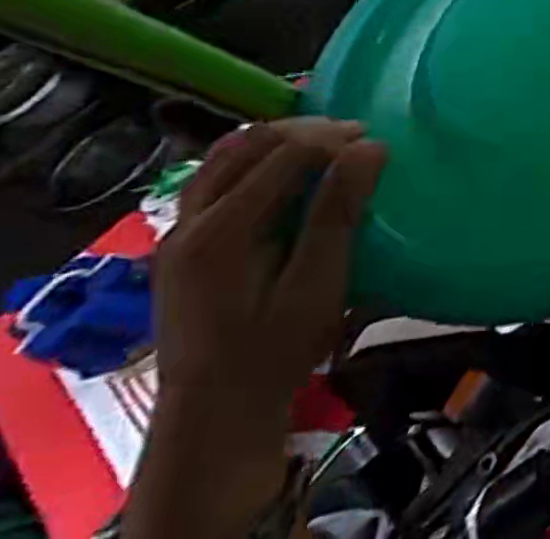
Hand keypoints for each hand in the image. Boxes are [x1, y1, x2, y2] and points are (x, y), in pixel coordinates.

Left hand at [153, 118, 386, 435]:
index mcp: (220, 232)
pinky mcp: (179, 245)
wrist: (214, 418)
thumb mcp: (317, 287)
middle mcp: (188, 221)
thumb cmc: (274, 354)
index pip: (281, 156)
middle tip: (351, 135)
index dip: (331, 139)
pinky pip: (213, 179)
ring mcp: (176, 232)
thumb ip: (339, 213)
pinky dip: (251, 161)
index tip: (373, 138)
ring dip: (274, 140)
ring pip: (223, 157)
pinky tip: (279, 171)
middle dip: (304, 131)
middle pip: (247, 146)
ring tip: (321, 143)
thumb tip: (371, 148)